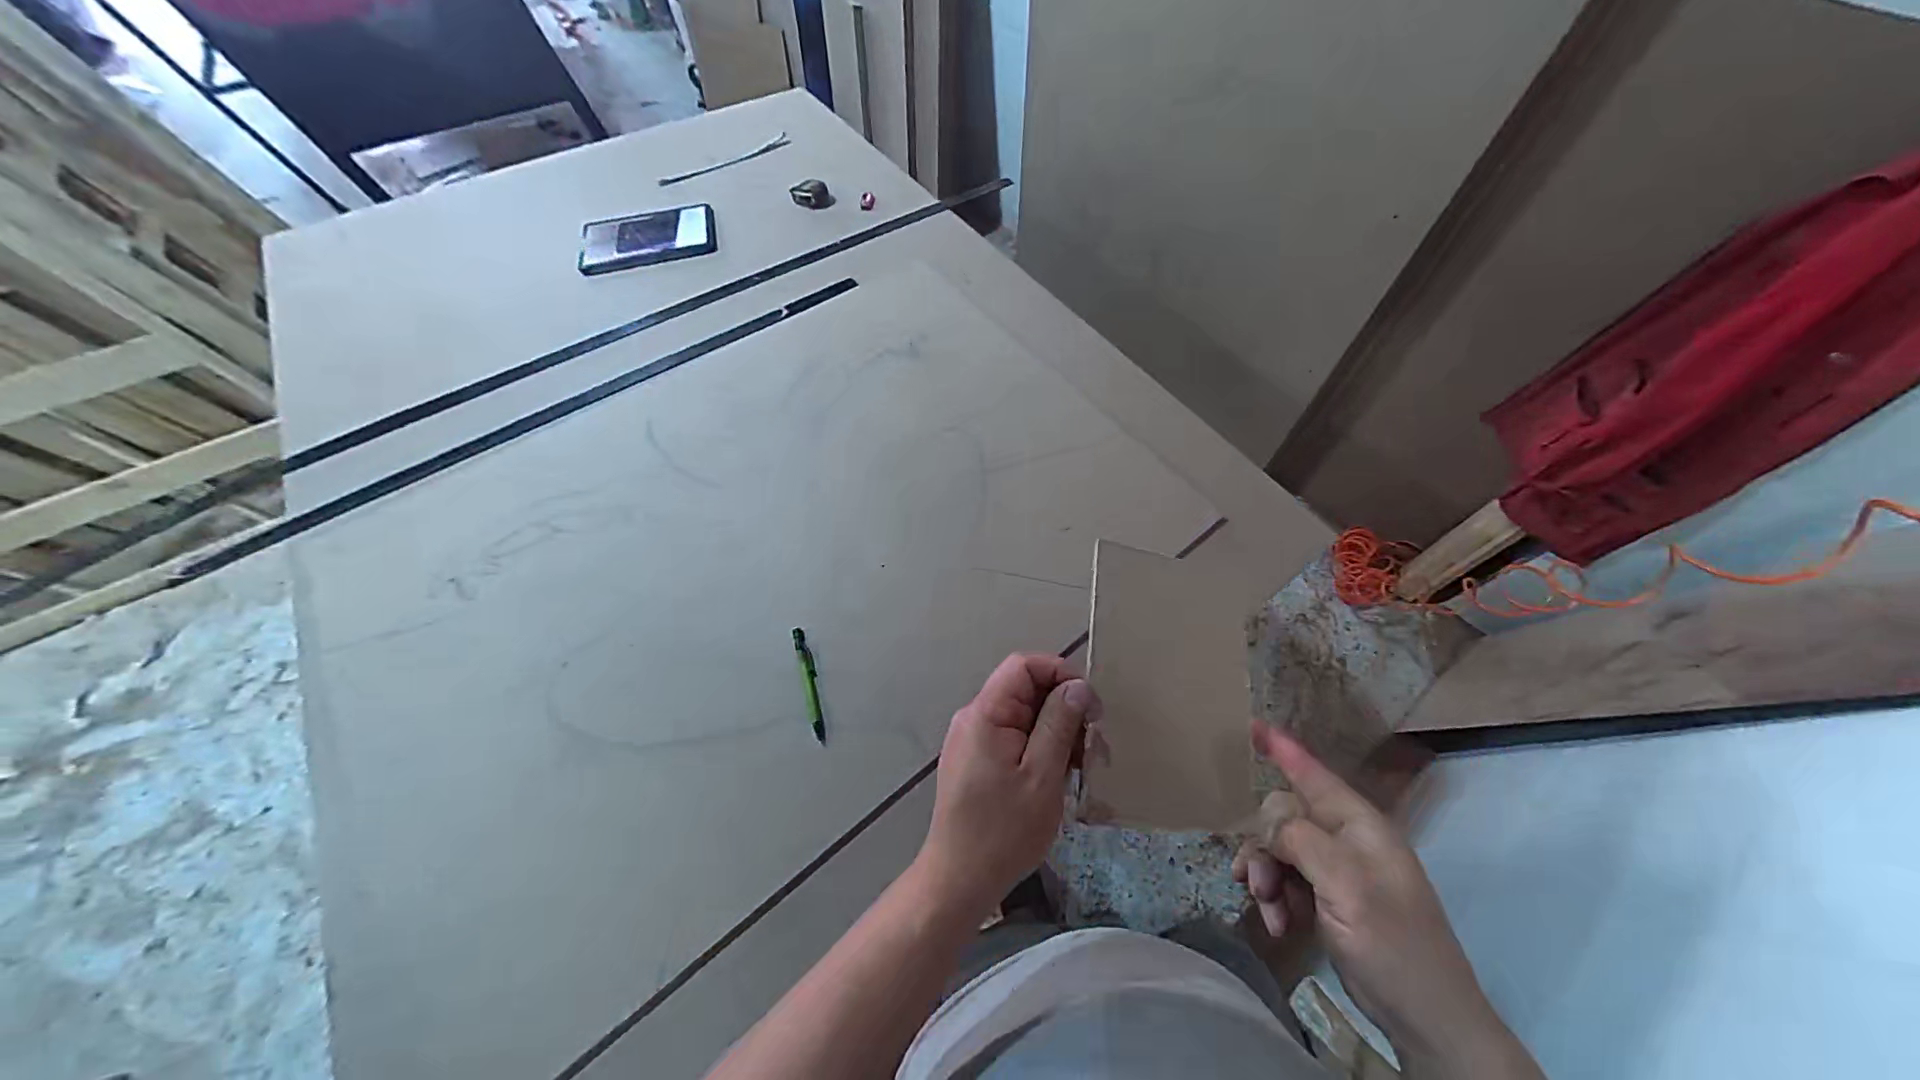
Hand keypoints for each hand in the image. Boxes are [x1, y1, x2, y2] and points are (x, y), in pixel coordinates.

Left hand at [913, 653, 1098, 920]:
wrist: (959, 878)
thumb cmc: (1004, 830)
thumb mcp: (1042, 775)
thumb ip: (1059, 724)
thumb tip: (1077, 686)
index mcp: (985, 713)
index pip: (1023, 666)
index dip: (1060, 675)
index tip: (1090, 708)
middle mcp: (973, 718)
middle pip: (1025, 690)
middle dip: (1063, 710)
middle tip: (1090, 749)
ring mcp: (972, 740)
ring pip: (1023, 717)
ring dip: (1055, 734)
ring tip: (1078, 769)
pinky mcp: (975, 761)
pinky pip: (1012, 738)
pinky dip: (1039, 750)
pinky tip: (1056, 779)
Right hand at [1235, 723, 1541, 1079]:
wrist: (1427, 1020)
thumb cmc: (1394, 946)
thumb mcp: (1345, 888)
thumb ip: (1300, 841)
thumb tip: (1269, 830)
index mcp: (1359, 825)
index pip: (1313, 773)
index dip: (1283, 748)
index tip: (1253, 726)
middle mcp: (1346, 839)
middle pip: (1283, 817)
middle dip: (1262, 846)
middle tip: (1256, 883)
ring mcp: (1338, 869)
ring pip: (1278, 849)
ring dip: (1265, 877)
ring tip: (1268, 910)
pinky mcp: (1328, 897)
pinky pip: (1285, 879)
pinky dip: (1274, 898)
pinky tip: (1278, 924)